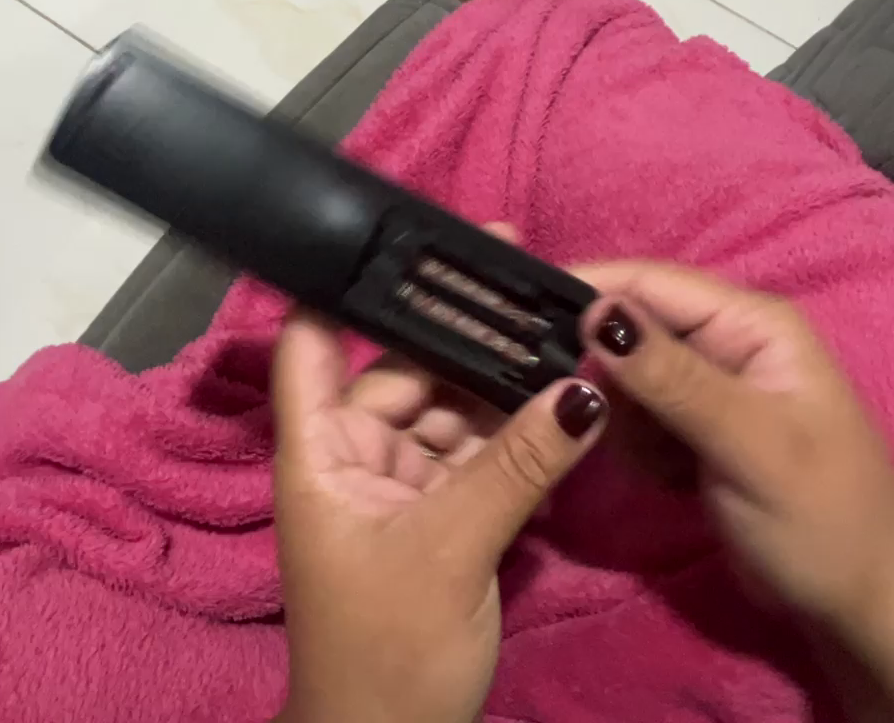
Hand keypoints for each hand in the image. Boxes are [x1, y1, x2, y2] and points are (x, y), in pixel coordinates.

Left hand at [270, 311, 608, 722]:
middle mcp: (352, 449)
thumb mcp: (453, 548)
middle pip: (401, 371)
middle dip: (459, 340)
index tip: (394, 245)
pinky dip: (506, 435)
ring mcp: (394, 476)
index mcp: (321, 448)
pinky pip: (469, 450)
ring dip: (494, 388)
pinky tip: (551, 409)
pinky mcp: (431, 504)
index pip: (310, 344)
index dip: (338, 289)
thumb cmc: (390, 648)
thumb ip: (518, 464)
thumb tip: (584, 392)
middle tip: (524, 294)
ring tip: (553, 345)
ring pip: (444, 409)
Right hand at [572, 261, 893, 631]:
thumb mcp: (749, 445)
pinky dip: (635, 445)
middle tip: (620, 424)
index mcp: (750, 321)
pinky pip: (629, 412)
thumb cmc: (822, 520)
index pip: (649, 281)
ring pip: (619, 374)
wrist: (858, 608)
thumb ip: (671, 377)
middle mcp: (723, 338)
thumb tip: (596, 311)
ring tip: (667, 464)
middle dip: (611, 376)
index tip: (523, 314)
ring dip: (626, 421)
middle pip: (627, 326)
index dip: (587, 289)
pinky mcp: (687, 419)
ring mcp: (704, 381)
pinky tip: (672, 477)